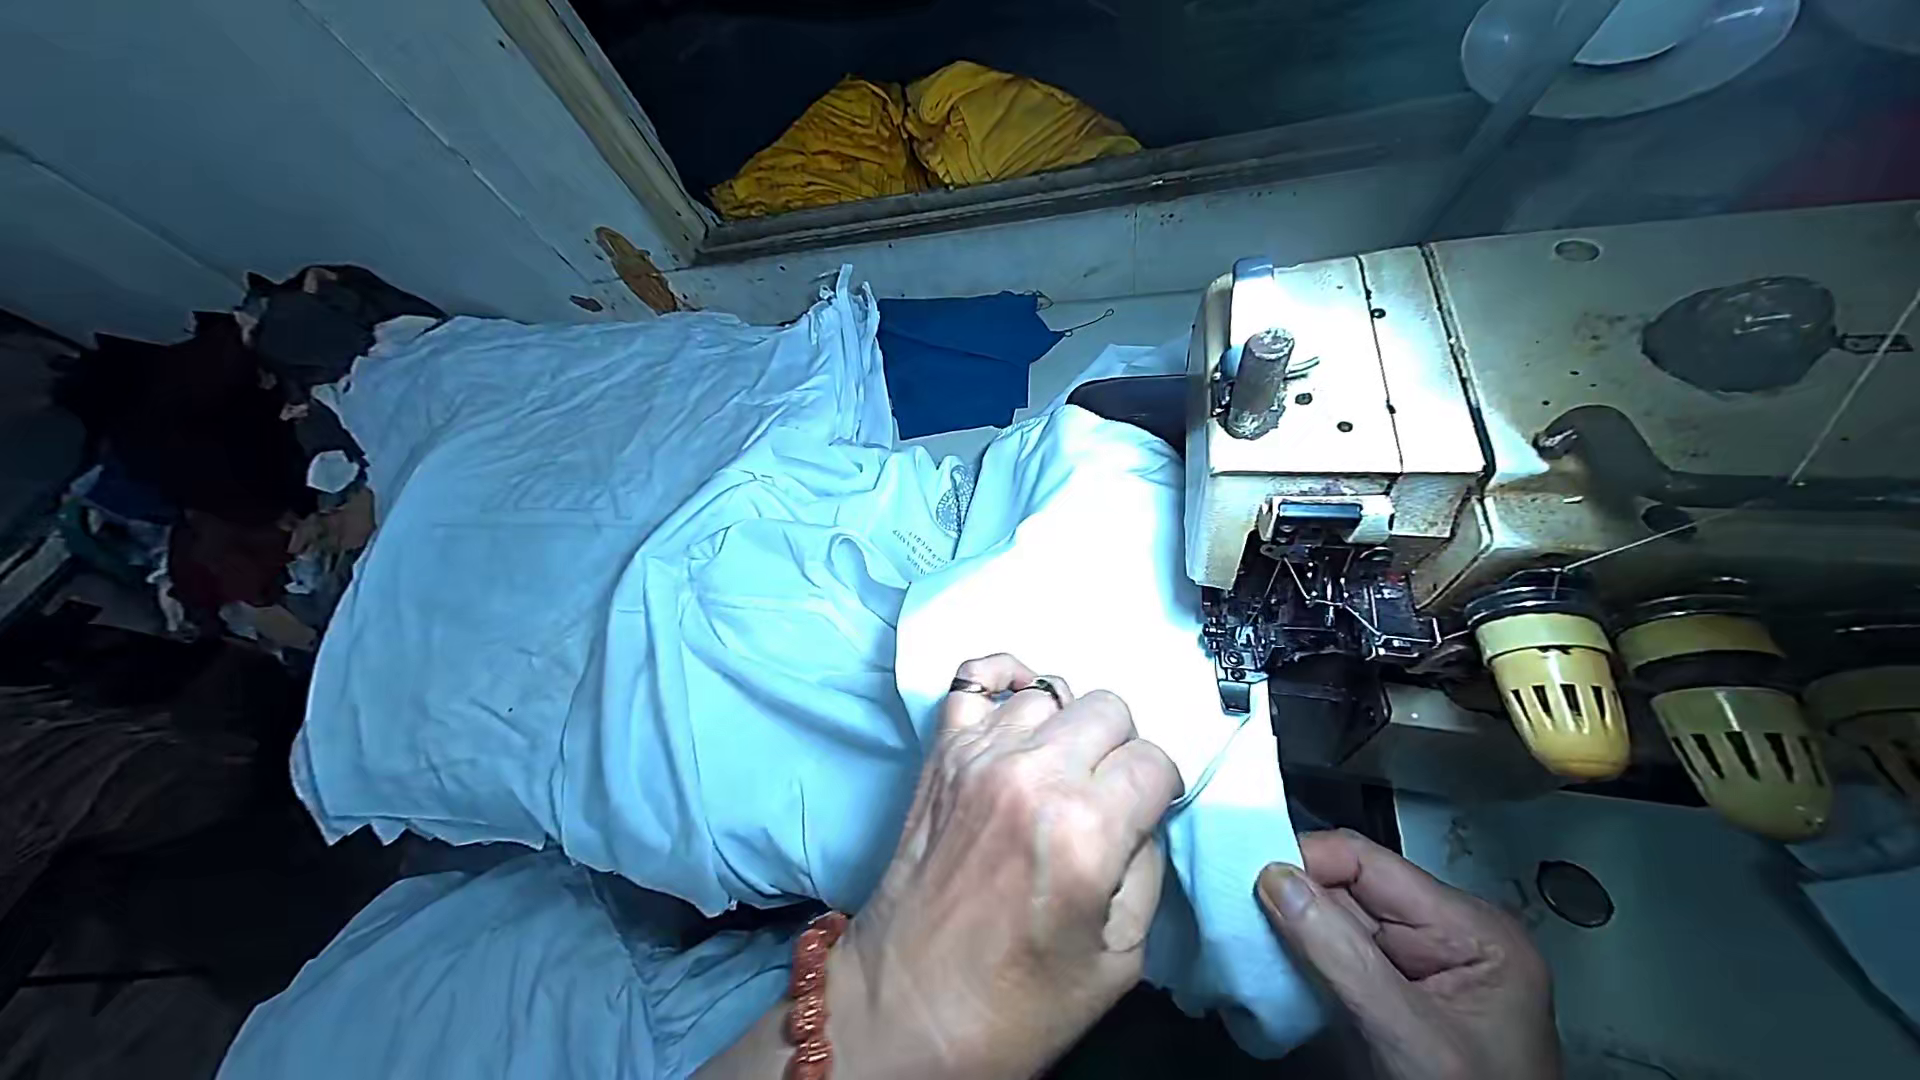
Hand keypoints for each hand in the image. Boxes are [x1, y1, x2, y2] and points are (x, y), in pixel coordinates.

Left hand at [697, 654, 1181, 1079]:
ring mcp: (979, 751)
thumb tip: (1143, 808)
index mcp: (1084, 830)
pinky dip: (1004, 678)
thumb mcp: (1120, 956)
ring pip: (1053, 691)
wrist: (910, 1002)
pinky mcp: (942, 748)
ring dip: (1068, 726)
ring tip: (1060, 767)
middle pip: (1108, 708)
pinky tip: (1018, 707)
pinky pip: (975, 675)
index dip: (1160, 787)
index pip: (1153, 761)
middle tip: (1107, 789)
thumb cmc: (1018, 1000)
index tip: (1147, 808)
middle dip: (1121, 748)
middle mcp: (1032, 773)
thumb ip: (1147, 864)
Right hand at [1256, 830, 1560, 1079]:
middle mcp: (1440, 932)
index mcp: (1471, 930)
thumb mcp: (1412, 1040)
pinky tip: (1275, 962)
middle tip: (1242, 910)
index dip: (1305, 860)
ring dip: (1287, 925)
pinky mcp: (1380, 984)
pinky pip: (1324, 946)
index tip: (1253, 878)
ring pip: (1325, 912)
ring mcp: (1408, 959)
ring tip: (1253, 938)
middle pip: (1341, 883)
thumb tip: (1277, 879)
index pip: (1366, 861)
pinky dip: (1294, 952)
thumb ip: (1345, 957)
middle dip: (1291, 896)